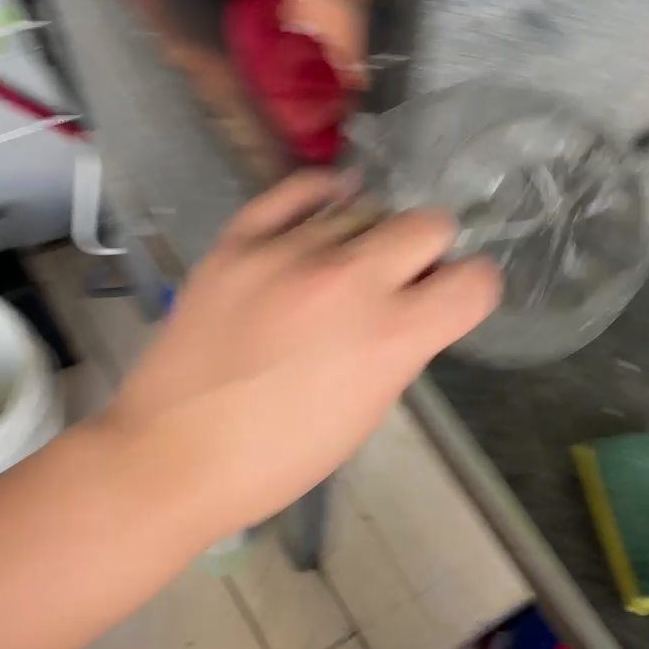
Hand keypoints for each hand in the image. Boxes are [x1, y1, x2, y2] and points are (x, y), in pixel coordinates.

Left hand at [101, 171, 500, 542]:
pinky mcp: (238, 242)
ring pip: (364, 207)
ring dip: (369, 237)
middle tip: (404, 281)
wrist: (174, 456)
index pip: (474, 280)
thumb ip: (402, 345)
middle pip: (430, 223)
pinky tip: (326, 218)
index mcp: (391, 337)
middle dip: (431, 252)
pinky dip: (322, 201)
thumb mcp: (367, 410)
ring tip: (344, 269)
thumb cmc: (280, 457)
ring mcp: (288, 253)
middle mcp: (349, 280)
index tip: (454, 299)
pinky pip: (298, 191)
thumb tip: (412, 301)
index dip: (473, 289)